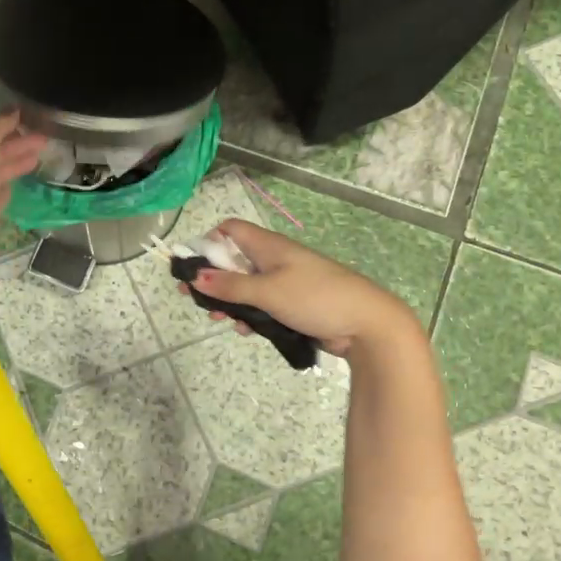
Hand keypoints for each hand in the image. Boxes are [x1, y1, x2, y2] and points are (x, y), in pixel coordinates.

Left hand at [0, 113, 45, 278]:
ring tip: (42, 153)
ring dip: (19, 160)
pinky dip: (10, 184)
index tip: (29, 117)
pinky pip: (0, 192)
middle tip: (46, 137)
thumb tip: (15, 109)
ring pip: (0, 169)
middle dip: (19, 141)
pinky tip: (24, 179)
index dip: (4, 123)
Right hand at [181, 219, 420, 356]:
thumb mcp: (267, 291)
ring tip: (218, 320)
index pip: (230, 229)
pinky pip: (261, 306)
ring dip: (229, 302)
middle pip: (232, 262)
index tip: (194, 266)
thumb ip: (230, 286)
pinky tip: (246, 331)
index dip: (209, 242)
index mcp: (268, 246)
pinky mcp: (292, 306)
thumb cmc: (315, 298)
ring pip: (245, 288)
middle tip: (194, 298)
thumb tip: (193, 277)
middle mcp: (274, 260)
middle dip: (212, 280)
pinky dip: (249, 316)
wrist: (367, 325)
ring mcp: (284, 283)